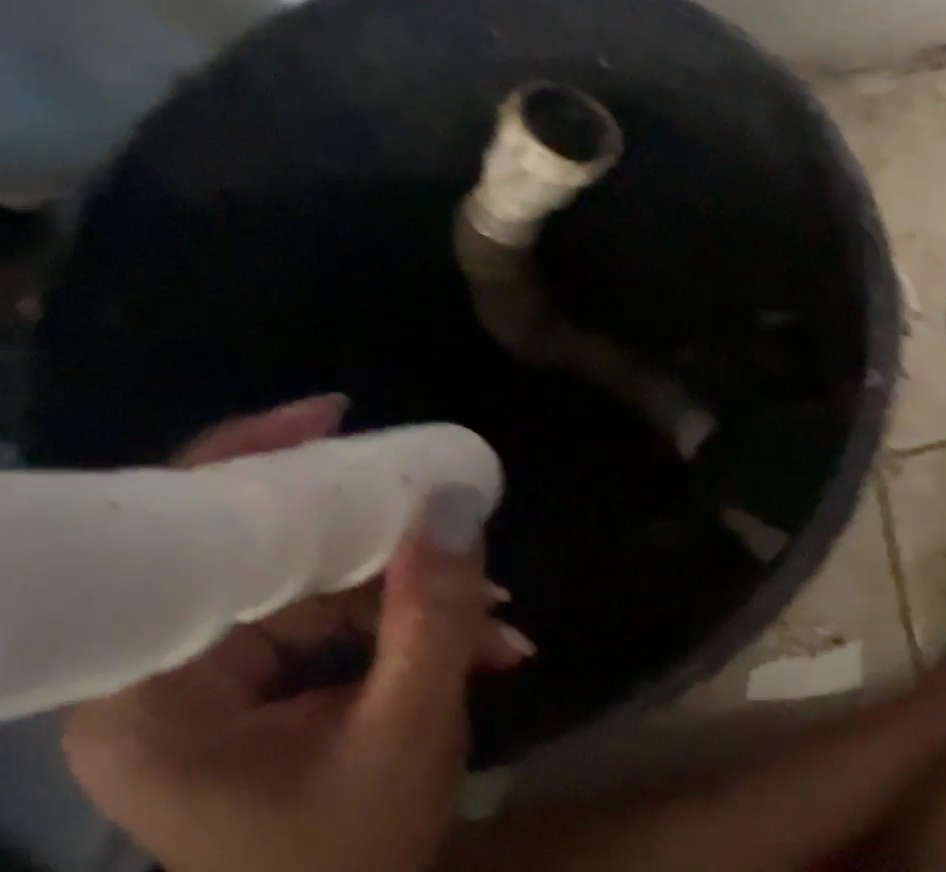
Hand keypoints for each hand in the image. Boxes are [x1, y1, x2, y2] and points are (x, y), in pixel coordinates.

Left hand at [63, 396, 531, 871]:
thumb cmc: (350, 851)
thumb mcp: (406, 727)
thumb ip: (434, 614)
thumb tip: (458, 503)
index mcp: (148, 695)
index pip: (180, 546)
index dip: (245, 467)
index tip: (332, 416)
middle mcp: (161, 677)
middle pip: (264, 560)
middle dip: (379, 549)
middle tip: (460, 522)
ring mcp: (211, 686)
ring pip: (313, 590)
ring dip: (413, 594)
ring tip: (497, 617)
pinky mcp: (255, 693)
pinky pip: (332, 624)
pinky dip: (407, 624)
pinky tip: (480, 641)